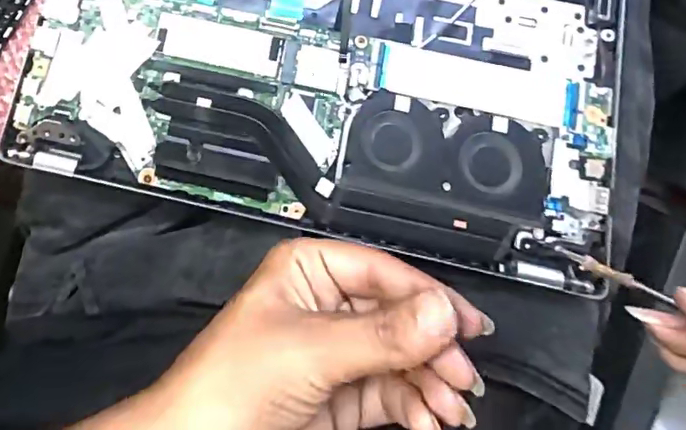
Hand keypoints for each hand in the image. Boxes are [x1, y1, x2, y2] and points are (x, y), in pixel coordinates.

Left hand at [76, 238, 493, 429]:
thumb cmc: (222, 387)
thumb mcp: (310, 351)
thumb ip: (379, 334)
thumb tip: (437, 310)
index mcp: (310, 270)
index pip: (382, 272)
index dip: (426, 296)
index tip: (463, 323)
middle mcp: (324, 304)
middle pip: (396, 316)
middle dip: (432, 347)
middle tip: (462, 373)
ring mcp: (332, 352)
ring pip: (397, 358)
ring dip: (428, 381)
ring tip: (451, 407)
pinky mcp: (336, 394)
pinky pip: (387, 392)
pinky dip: (413, 406)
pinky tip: (429, 419)